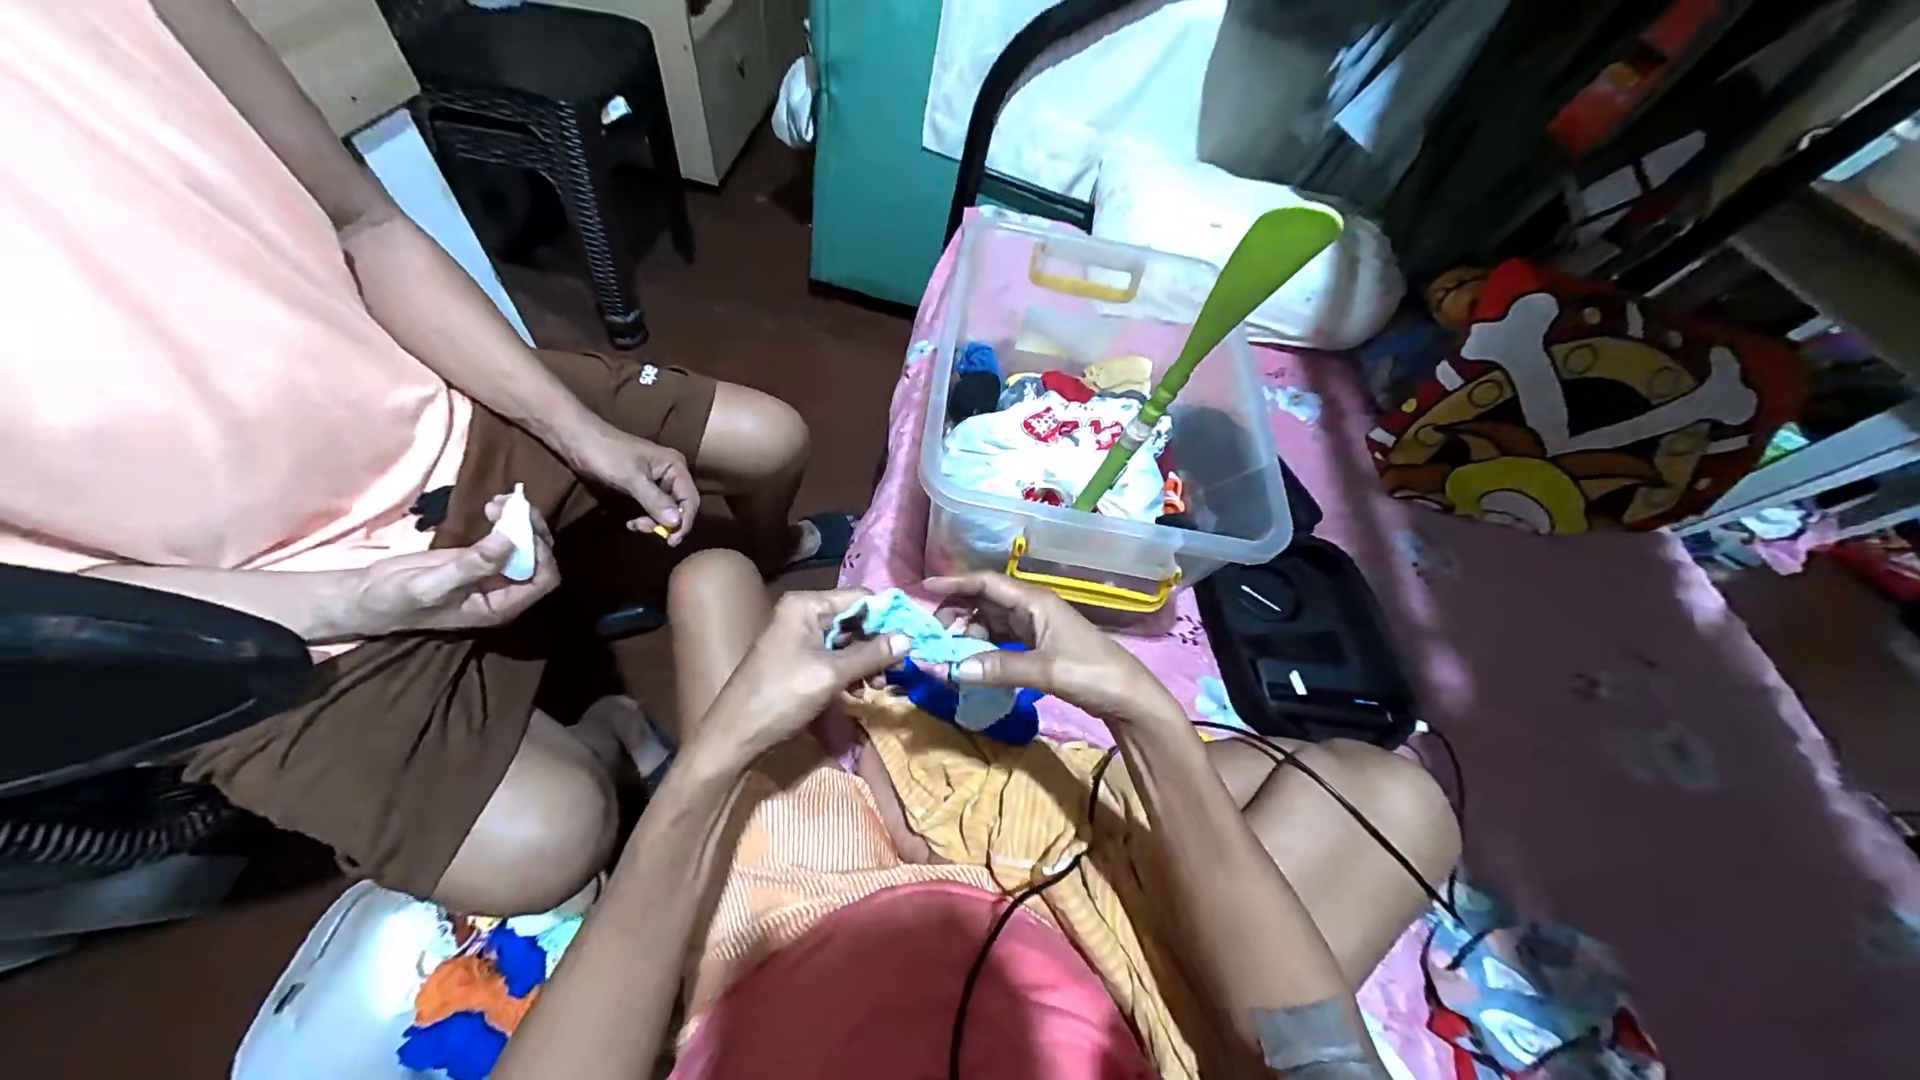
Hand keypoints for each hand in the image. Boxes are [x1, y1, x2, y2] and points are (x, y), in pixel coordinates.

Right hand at [353, 494, 558, 633]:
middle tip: (514, 505)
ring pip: (527, 545)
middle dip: (532, 530)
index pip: (543, 580)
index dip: (541, 555)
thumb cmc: (396, 600)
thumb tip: (510, 540)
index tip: (522, 529)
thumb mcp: (431, 585)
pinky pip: (509, 539)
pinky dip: (508, 521)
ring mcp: (497, 574)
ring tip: (502, 501)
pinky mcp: (484, 558)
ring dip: (522, 521)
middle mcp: (507, 591)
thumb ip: (472, 566)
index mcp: (502, 606)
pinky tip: (495, 506)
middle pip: (540, 559)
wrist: (366, 596)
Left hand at [569, 428, 700, 544]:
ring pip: (666, 510)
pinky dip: (645, 518)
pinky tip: (631, 521)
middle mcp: (672, 474)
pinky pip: (652, 508)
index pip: (691, 500)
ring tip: (634, 524)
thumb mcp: (631, 478)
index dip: (685, 522)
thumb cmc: (606, 454)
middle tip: (643, 529)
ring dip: (653, 522)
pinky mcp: (643, 487)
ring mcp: (657, 481)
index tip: (671, 540)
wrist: (576, 439)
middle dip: (666, 522)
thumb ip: (655, 501)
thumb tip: (676, 523)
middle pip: (681, 507)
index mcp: (676, 467)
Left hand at [691, 589, 910, 763]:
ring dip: (866, 660)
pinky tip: (860, 690)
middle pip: (854, 618)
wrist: (734, 736)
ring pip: (846, 639)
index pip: (860, 598)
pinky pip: (833, 655)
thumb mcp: (831, 674)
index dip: (887, 617)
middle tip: (896, 670)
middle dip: (877, 643)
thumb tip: (909, 638)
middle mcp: (802, 612)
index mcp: (807, 605)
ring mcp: (798, 635)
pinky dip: (849, 670)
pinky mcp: (797, 658)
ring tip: (878, 686)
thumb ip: (872, 654)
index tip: (912, 639)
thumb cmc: (781, 697)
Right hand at [921, 572, 1168, 722]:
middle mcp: (1032, 607)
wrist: (1129, 696)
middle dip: (958, 612)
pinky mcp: (1038, 646)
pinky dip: (985, 648)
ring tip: (954, 655)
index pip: (986, 582)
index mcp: (1034, 601)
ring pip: (991, 621)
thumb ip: (1000, 668)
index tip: (925, 590)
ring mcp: (1036, 626)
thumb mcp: (1046, 670)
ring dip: (970, 633)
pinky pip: (1002, 639)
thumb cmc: (1092, 673)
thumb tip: (955, 669)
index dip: (955, 583)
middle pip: (985, 600)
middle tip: (938, 636)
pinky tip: (975, 663)